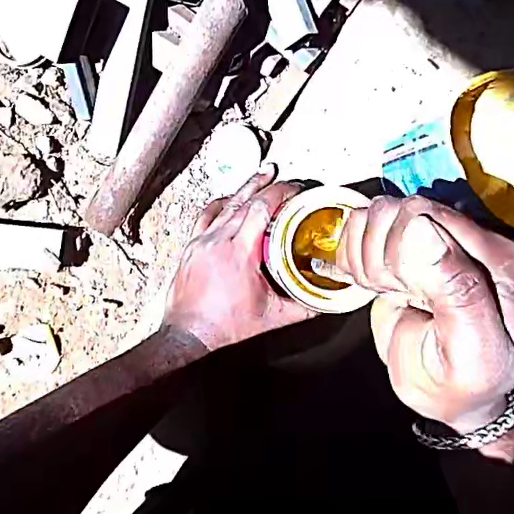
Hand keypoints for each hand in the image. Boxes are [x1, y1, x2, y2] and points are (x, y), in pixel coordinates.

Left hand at [162, 164, 310, 351]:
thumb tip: (326, 297)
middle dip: (266, 185)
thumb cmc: (225, 327)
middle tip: (281, 176)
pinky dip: (221, 204)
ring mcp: (202, 241)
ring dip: (245, 189)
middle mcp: (218, 240)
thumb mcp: (274, 316)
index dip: (280, 193)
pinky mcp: (191, 246)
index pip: (262, 208)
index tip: (294, 189)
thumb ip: (304, 305)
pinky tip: (229, 199)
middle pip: (244, 200)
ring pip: (226, 204)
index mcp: (240, 252)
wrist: (188, 337)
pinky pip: (206, 215)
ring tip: (260, 176)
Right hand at [334, 197, 513, 433]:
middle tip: (401, 294)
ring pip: (375, 214)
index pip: (426, 216)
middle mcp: (463, 235)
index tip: (410, 293)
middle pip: (397, 210)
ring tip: (391, 290)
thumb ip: (456, 289)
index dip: (403, 253)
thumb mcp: (473, 349)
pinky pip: (359, 226)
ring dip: (368, 258)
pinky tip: (375, 284)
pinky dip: (354, 257)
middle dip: (385, 258)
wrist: (446, 394)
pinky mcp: (399, 244)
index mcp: (494, 253)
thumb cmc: (468, 379)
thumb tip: (421, 227)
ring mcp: (430, 235)